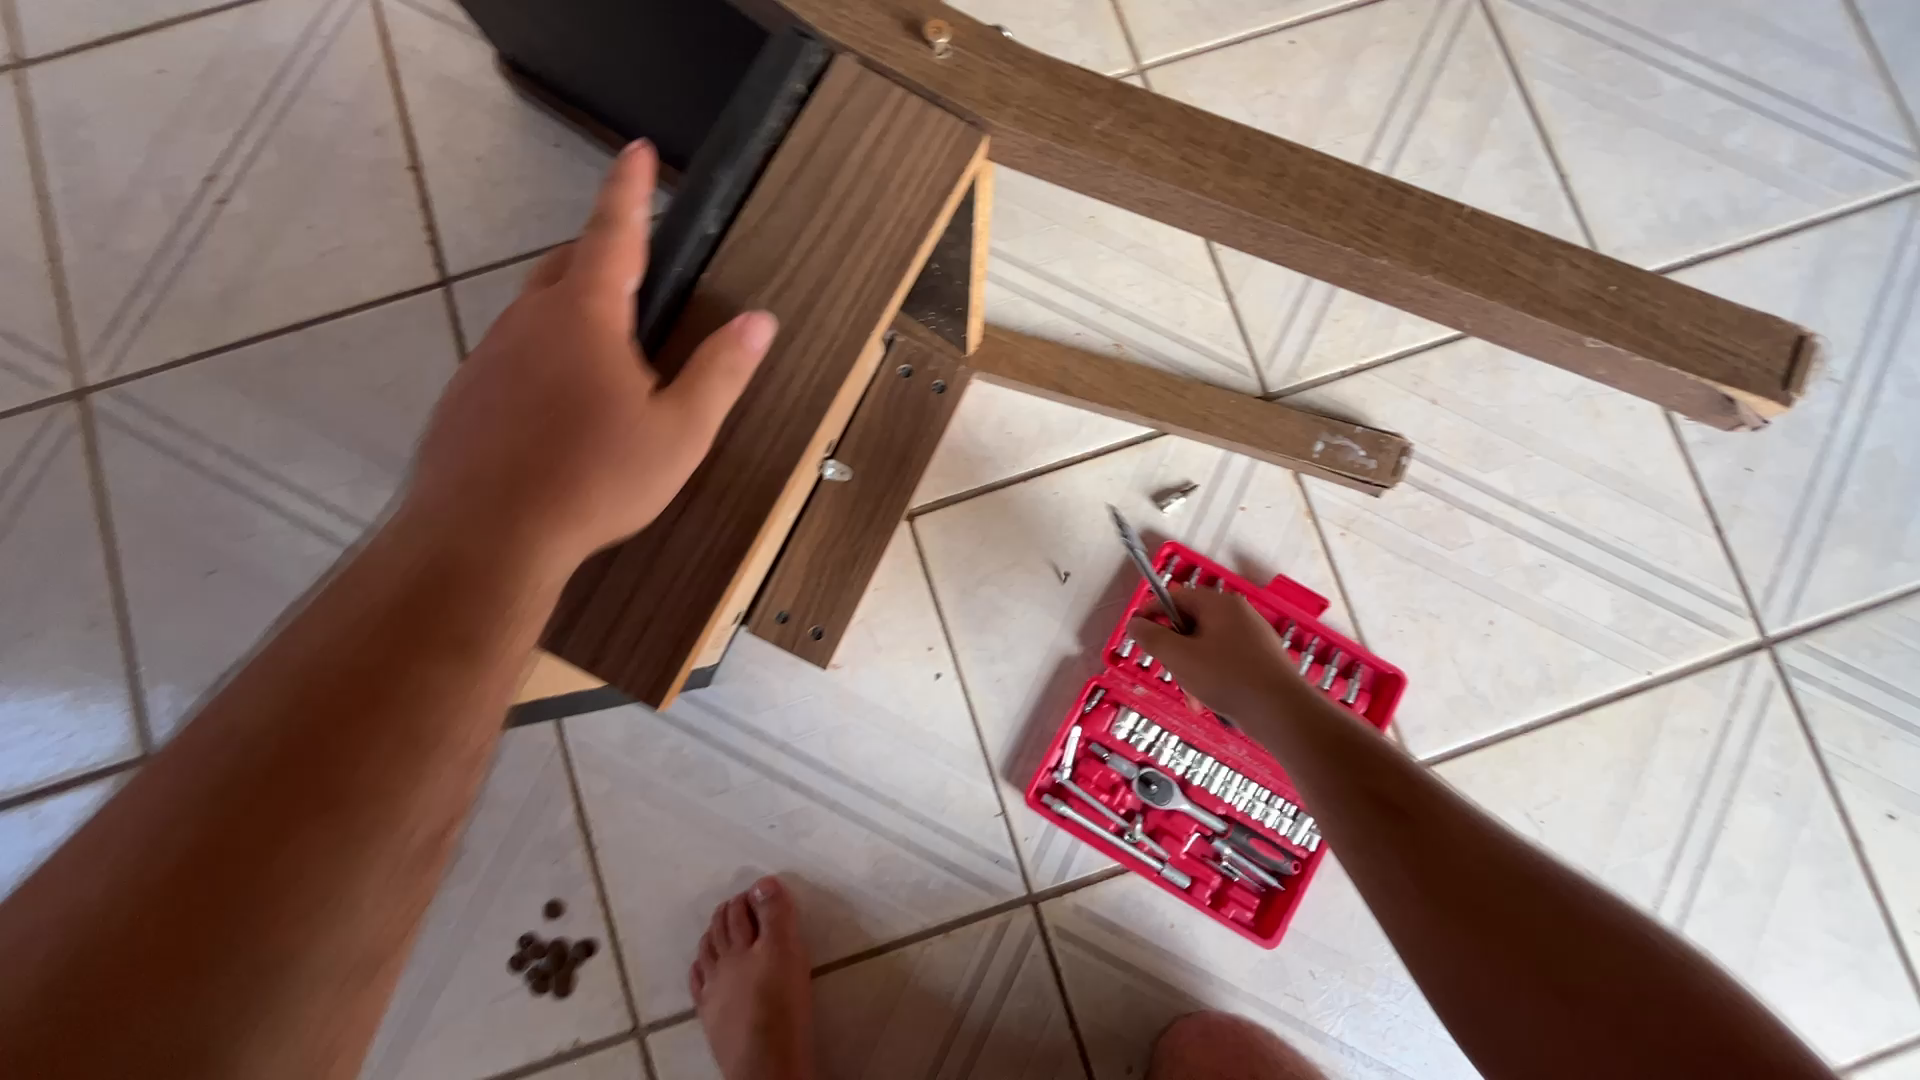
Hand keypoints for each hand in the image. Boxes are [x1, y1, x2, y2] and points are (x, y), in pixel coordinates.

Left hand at [401, 140, 775, 568]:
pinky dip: (543, 355)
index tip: (635, 150)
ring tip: (607, 354)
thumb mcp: (680, 431)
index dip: (629, 190)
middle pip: (568, 266)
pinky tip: (561, 406)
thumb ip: (721, 372)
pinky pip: (512, 353)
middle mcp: (529, 321)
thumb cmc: (596, 478)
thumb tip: (760, 320)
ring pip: (536, 311)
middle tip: (638, 275)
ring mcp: (488, 356)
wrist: (486, 535)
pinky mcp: (466, 394)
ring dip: (573, 311)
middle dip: (602, 254)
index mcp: (586, 317)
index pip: (613, 234)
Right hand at [1126, 587, 1306, 721]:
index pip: (1174, 597)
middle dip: (1174, 650)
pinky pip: (1224, 661)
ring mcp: (1253, 637)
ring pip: (1205, 646)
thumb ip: (1151, 637)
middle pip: (1190, 623)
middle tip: (1170, 672)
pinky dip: (1211, 677)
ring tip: (1193, 697)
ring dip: (1190, 669)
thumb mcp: (1178, 657)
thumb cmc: (1227, 678)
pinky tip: (1210, 701)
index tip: (1136, 633)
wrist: (1282, 712)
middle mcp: (1237, 614)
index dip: (1150, 613)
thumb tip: (1134, 623)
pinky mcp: (1261, 660)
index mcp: (1218, 604)